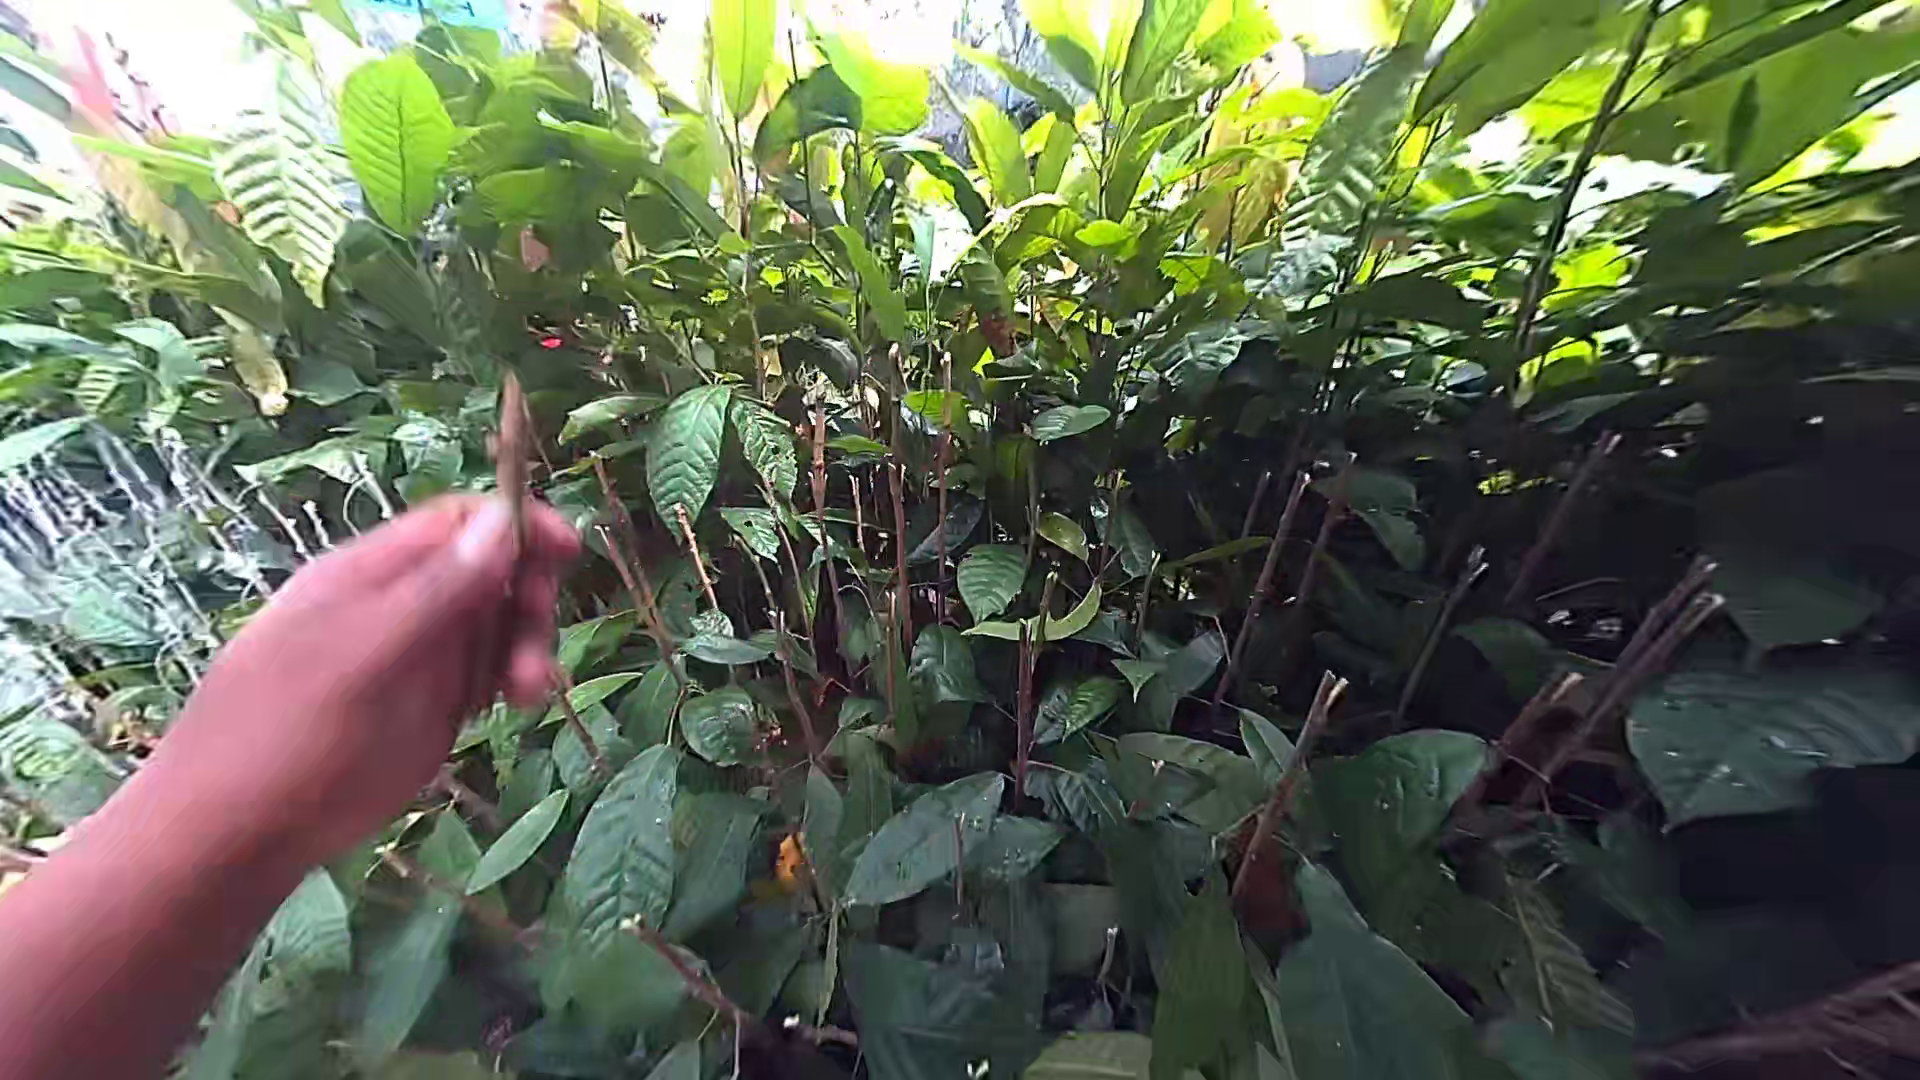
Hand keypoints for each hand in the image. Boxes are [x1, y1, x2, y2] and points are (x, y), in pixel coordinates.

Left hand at [133, 496, 578, 867]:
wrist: (240, 840)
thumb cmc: (285, 737)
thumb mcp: (364, 654)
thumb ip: (437, 587)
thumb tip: (504, 519)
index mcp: (377, 574)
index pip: (463, 521)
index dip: (519, 523)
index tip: (567, 550)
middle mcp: (411, 601)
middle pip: (501, 569)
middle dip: (531, 597)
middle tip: (535, 636)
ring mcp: (432, 647)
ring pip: (510, 619)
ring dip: (532, 645)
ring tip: (526, 690)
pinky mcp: (449, 689)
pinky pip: (506, 663)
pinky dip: (525, 677)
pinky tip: (521, 703)